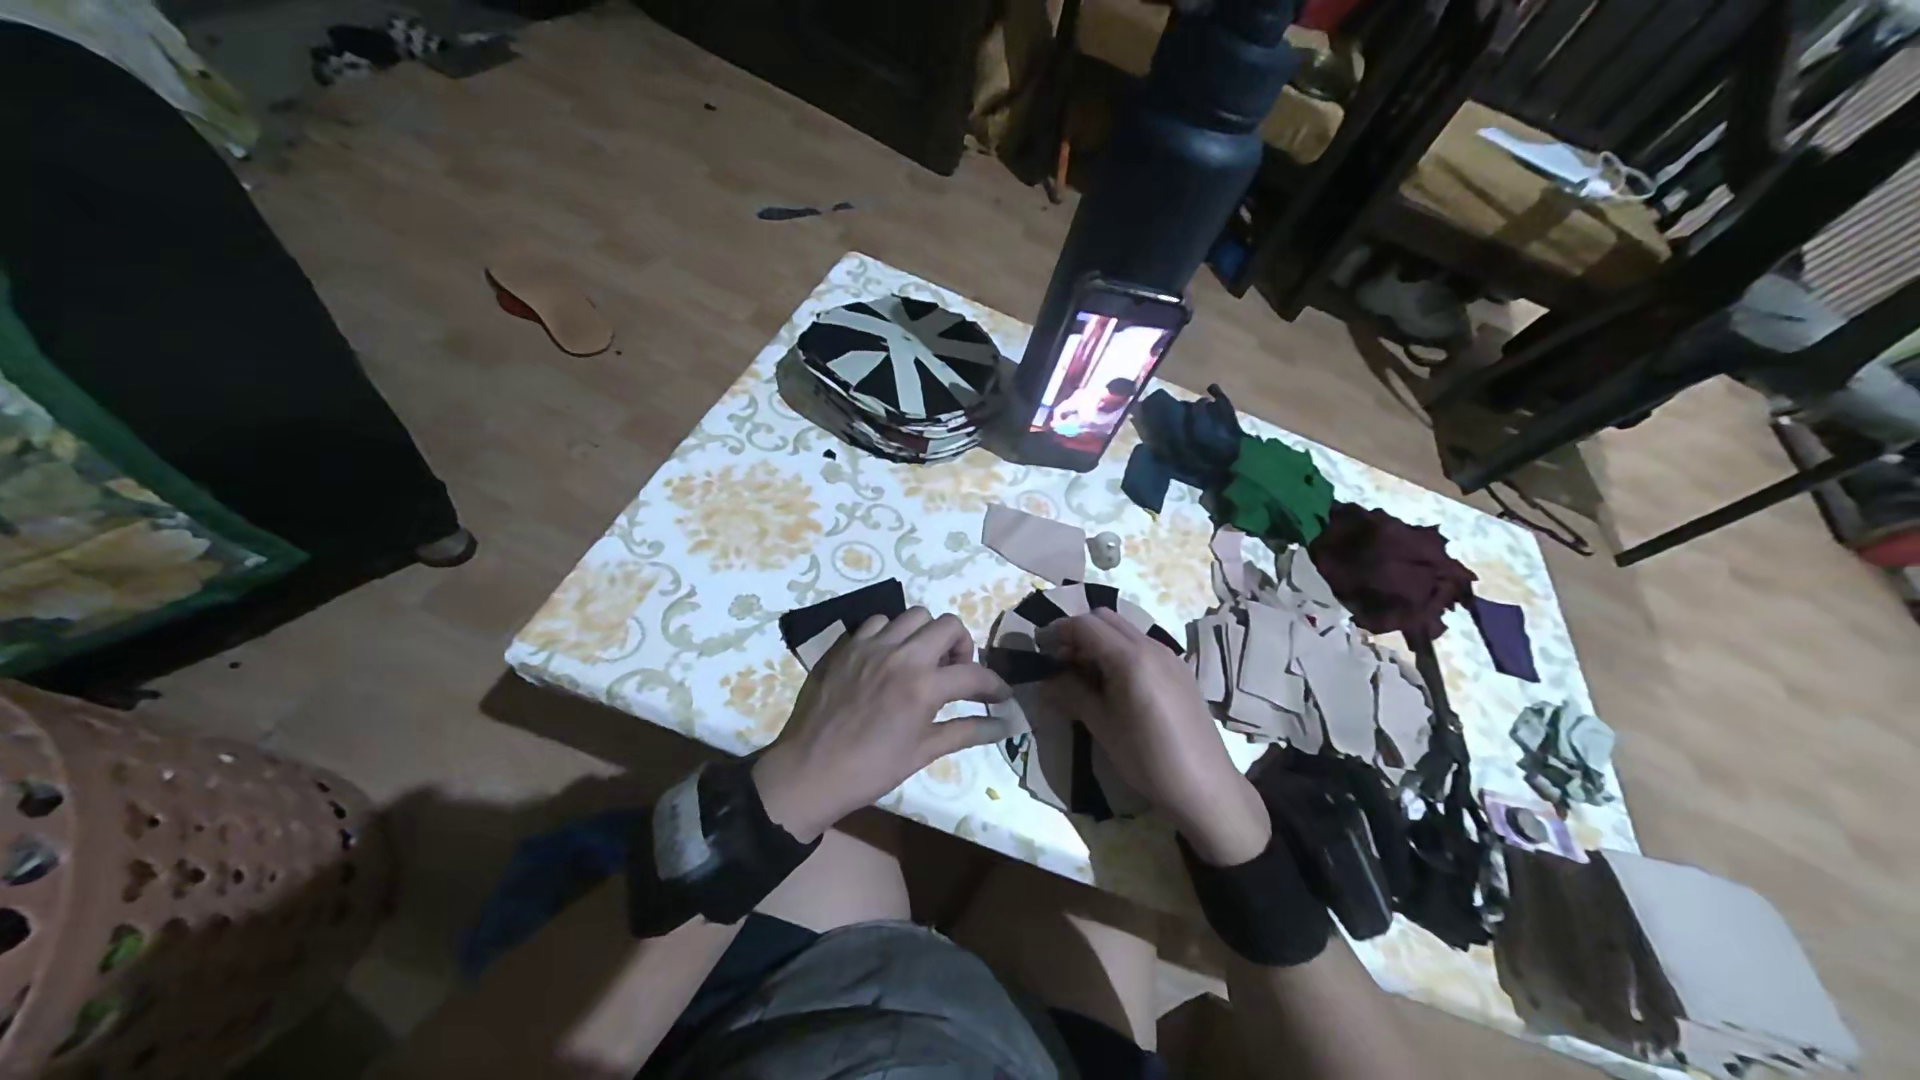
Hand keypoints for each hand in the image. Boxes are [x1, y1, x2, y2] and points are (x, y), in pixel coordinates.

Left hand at [752, 608, 1012, 842]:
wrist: (810, 771)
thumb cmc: (871, 769)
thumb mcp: (923, 752)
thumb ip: (966, 731)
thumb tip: (1003, 726)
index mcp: (924, 687)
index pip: (974, 674)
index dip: (995, 685)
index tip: (1000, 696)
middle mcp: (901, 656)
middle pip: (948, 625)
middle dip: (962, 646)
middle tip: (955, 671)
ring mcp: (871, 646)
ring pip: (914, 616)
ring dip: (927, 635)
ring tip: (922, 661)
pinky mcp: (848, 646)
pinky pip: (878, 622)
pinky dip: (892, 634)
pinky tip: (888, 658)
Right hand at [1050, 609, 1271, 865]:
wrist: (1204, 786)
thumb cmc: (1147, 758)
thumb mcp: (1101, 726)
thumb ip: (1071, 694)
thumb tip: (1045, 681)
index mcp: (1130, 657)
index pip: (1085, 625)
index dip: (1058, 631)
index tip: (1039, 649)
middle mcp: (1151, 646)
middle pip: (1105, 618)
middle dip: (1078, 632)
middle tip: (1059, 661)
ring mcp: (1169, 656)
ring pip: (1125, 630)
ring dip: (1099, 640)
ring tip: (1083, 674)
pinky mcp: (1179, 670)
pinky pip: (1142, 645)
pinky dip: (1120, 651)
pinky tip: (1113, 683)